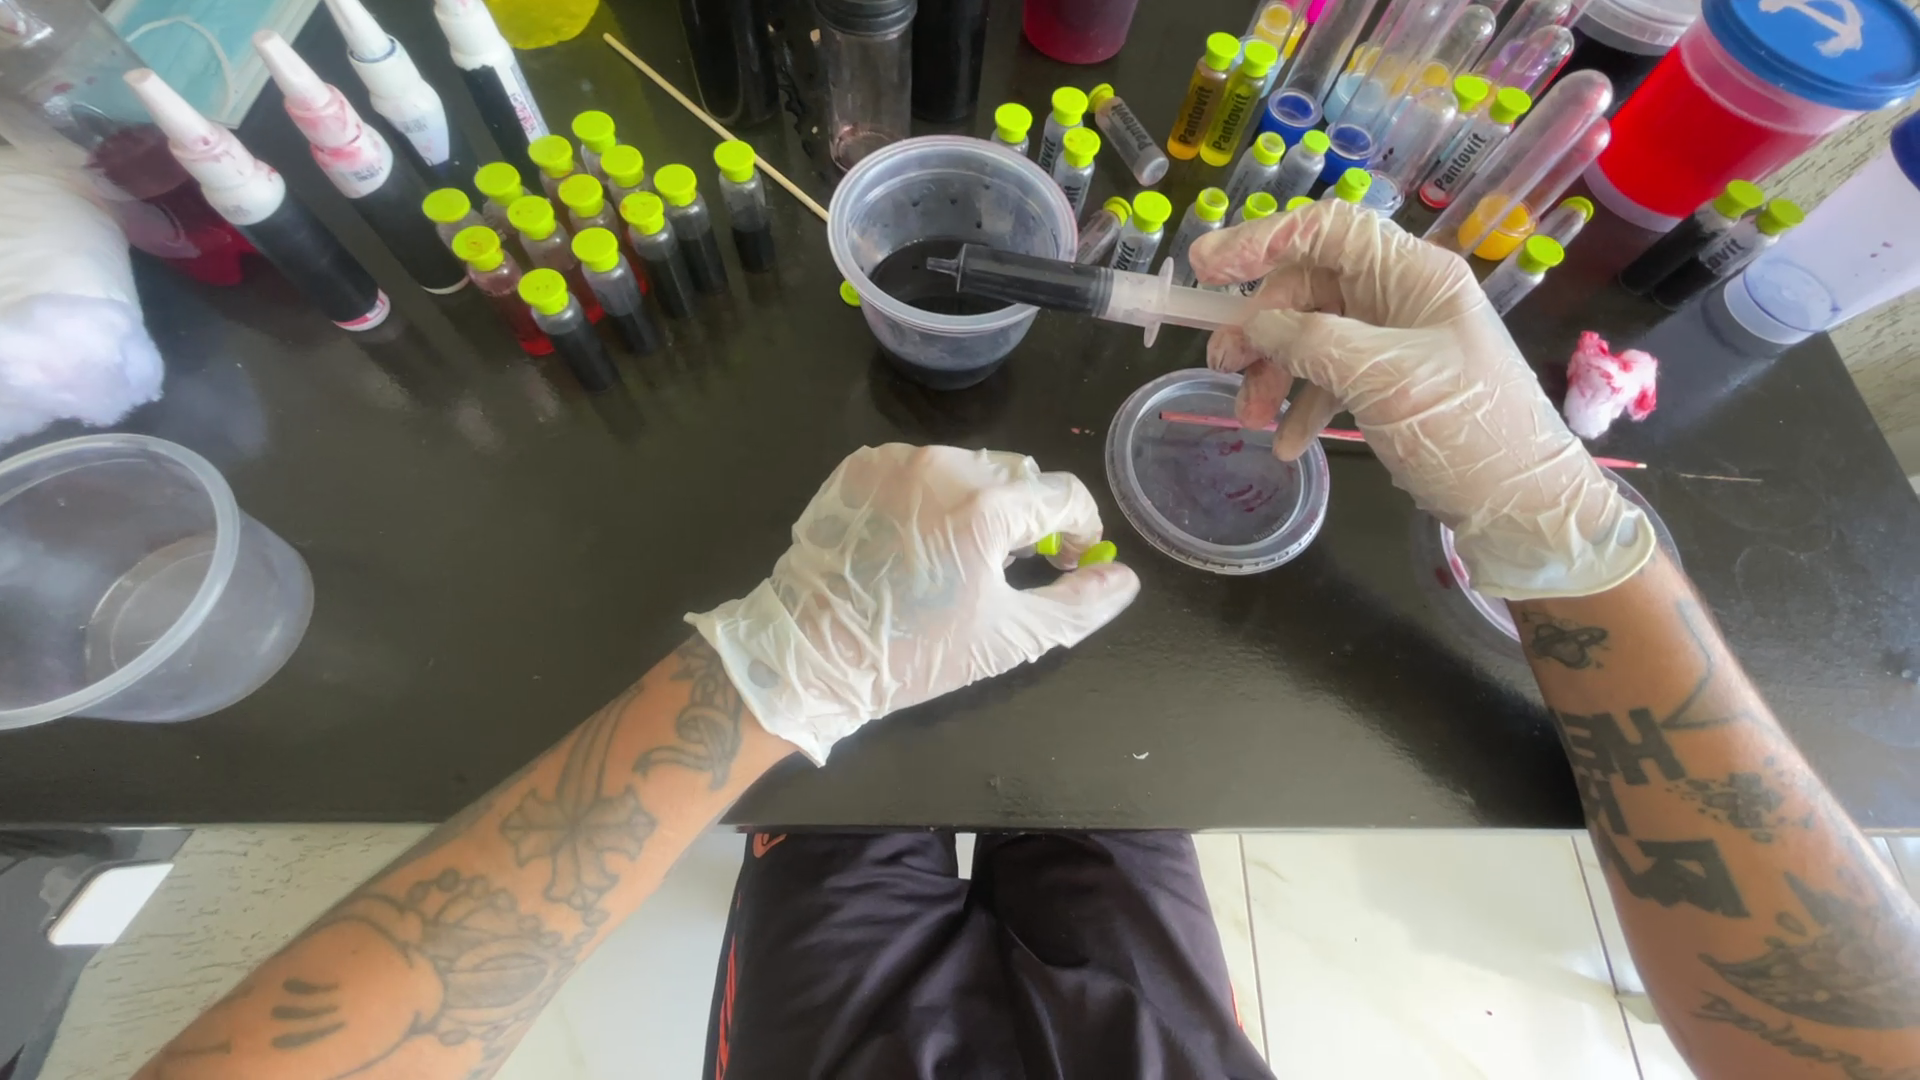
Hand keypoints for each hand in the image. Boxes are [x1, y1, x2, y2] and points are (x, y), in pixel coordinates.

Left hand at [687, 445, 1139, 761]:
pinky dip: (930, 495)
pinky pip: (918, 467)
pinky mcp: (858, 465)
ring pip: (968, 467)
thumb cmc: (914, 653)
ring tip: (956, 552)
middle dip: (1027, 516)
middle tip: (1005, 563)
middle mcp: (943, 466)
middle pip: (1018, 476)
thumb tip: (1125, 579)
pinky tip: (913, 537)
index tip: (1065, 560)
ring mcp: (895, 460)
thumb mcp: (1008, 639)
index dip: (1079, 530)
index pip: (1065, 495)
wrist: (808, 653)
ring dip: (980, 501)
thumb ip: (1078, 605)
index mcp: (985, 506)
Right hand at [1188, 198, 1650, 599]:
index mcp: (1410, 276)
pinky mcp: (1383, 381)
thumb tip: (1254, 325)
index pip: (1326, 231)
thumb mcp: (1385, 379)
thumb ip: (1312, 341)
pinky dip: (1298, 407)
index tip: (1204, 268)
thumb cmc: (1466, 429)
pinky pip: (1324, 379)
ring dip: (1270, 376)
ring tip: (1249, 420)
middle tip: (1218, 367)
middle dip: (1258, 330)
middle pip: (1305, 292)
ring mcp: (1389, 341)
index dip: (1261, 239)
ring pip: (1306, 339)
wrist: (1518, 502)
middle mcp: (1397, 298)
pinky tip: (1286, 443)